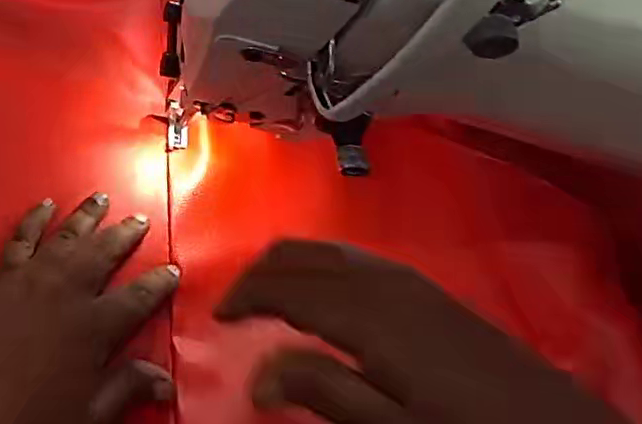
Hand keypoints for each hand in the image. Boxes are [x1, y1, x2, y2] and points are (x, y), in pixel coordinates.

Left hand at [0, 194, 181, 423]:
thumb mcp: (88, 413)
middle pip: (101, 254)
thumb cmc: (34, 418)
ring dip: (85, 215)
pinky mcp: (1, 274)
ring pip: (65, 236)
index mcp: (91, 326)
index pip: (135, 299)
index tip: (171, 268)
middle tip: (139, 219)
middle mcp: (64, 290)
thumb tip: (165, 378)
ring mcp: (30, 276)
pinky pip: (21, 237)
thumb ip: (125, 387)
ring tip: (101, 199)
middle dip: (123, 235)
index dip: (156, 284)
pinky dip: (35, 217)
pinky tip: (45, 204)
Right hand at [216, 241, 625, 423]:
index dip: (244, 295)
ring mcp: (401, 276)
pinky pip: (347, 256)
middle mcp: (374, 277)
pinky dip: (315, 262)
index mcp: (363, 310)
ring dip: (285, 264)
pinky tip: (321, 291)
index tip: (218, 315)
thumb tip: (255, 377)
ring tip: (267, 293)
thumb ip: (323, 393)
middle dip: (257, 272)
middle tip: (236, 303)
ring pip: (320, 249)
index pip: (282, 286)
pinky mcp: (422, 285)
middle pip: (296, 256)